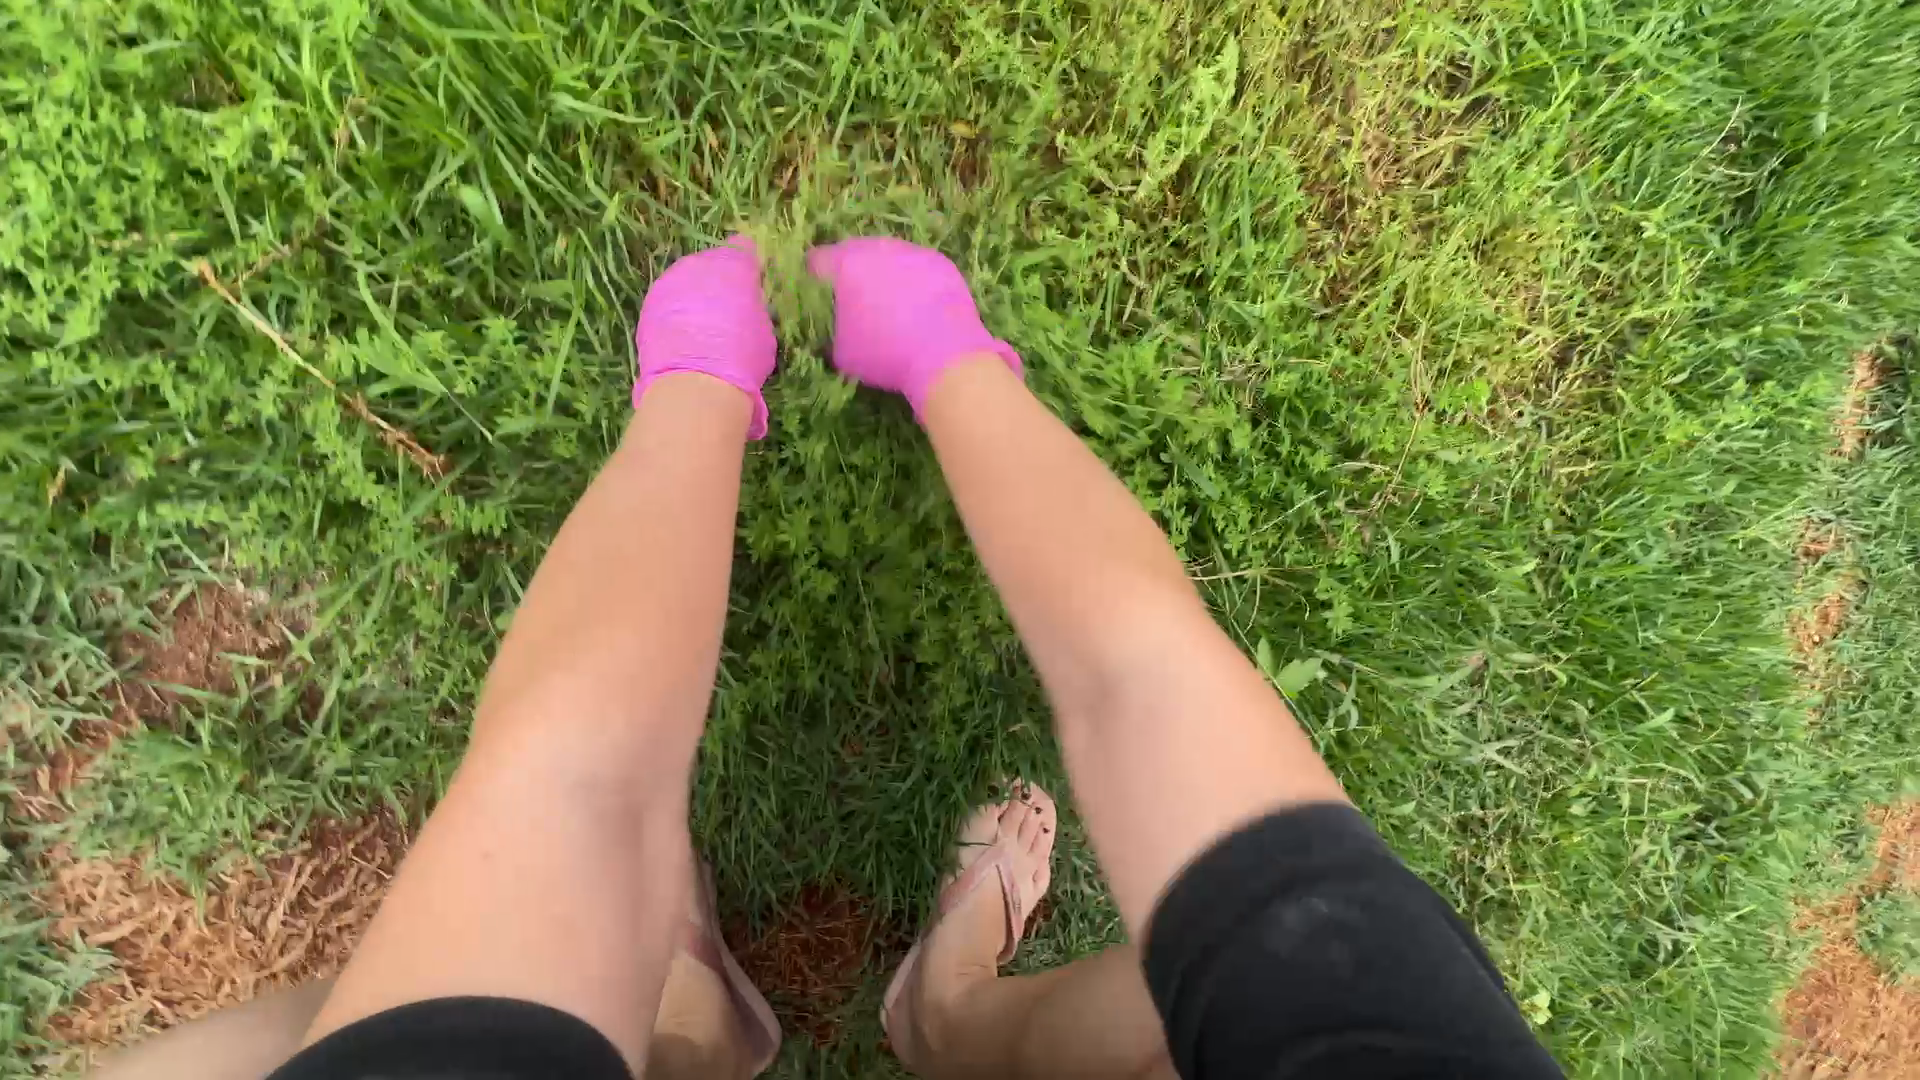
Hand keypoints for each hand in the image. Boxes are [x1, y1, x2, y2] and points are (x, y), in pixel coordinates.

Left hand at [634, 236, 776, 438]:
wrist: (696, 384)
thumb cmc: (742, 356)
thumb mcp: (763, 331)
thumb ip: (754, 308)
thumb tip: (747, 305)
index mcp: (733, 266)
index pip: (742, 251)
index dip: (746, 266)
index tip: (751, 283)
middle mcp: (698, 265)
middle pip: (709, 265)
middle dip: (718, 282)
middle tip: (728, 310)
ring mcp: (669, 283)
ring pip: (686, 283)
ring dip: (695, 299)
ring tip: (705, 328)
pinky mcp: (648, 306)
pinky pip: (669, 304)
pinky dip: (678, 316)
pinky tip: (686, 339)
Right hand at [806, 236, 1020, 416]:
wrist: (944, 357)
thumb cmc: (885, 355)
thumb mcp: (842, 354)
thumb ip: (830, 331)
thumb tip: (833, 329)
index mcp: (845, 265)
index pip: (817, 260)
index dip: (815, 278)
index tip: (821, 296)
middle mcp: (877, 248)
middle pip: (854, 251)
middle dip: (851, 272)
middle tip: (855, 299)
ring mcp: (912, 252)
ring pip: (888, 256)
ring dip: (884, 273)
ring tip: (890, 302)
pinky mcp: (941, 262)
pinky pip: (918, 266)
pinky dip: (914, 280)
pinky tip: (919, 304)